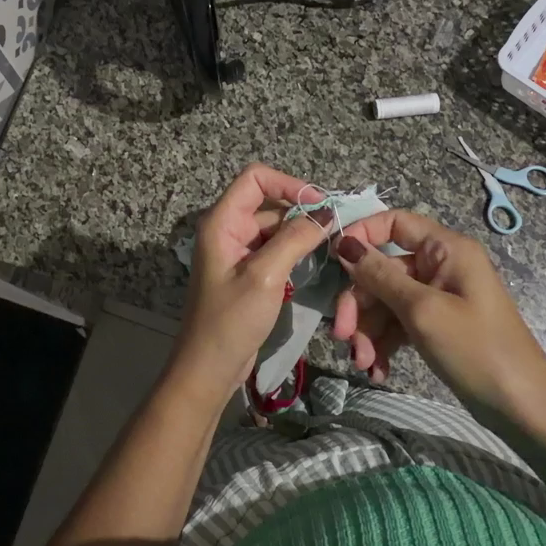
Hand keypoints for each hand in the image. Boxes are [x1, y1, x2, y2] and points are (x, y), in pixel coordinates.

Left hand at [170, 164, 334, 407]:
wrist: (209, 368)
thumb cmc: (231, 320)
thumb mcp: (266, 275)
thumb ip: (295, 239)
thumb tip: (327, 213)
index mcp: (221, 221)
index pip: (256, 178)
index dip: (289, 184)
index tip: (321, 205)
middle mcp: (227, 229)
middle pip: (268, 201)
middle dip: (301, 210)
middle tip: (336, 227)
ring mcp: (237, 251)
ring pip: (275, 226)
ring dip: (301, 232)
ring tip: (332, 245)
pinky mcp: (247, 271)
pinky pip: (274, 248)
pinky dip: (295, 250)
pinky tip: (316, 262)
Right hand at [330, 208, 545, 413]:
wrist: (524, 408)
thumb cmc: (477, 350)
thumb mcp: (422, 311)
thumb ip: (379, 275)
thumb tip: (344, 243)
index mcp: (446, 249)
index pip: (394, 222)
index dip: (361, 235)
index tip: (332, 262)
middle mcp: (441, 266)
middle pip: (383, 269)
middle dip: (359, 302)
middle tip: (341, 335)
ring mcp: (439, 297)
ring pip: (386, 300)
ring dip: (368, 330)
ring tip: (362, 363)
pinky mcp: (436, 326)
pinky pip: (399, 323)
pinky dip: (384, 344)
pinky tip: (377, 370)